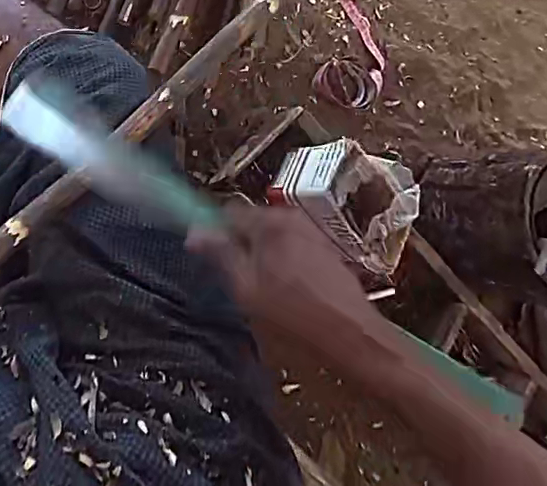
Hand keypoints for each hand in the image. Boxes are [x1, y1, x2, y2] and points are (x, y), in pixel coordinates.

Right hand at [188, 204, 381, 354]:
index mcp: (269, 221)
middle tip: (241, 281)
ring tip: (266, 290)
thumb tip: (195, 233)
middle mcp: (291, 215)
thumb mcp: (247, 291)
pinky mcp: (324, 244)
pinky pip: (290, 243)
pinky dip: (282, 259)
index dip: (215, 233)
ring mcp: (310, 228)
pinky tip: (289, 290)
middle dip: (241, 245)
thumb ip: (221, 256)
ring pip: (271, 234)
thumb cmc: (295, 318)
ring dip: (262, 254)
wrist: (351, 335)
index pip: (228, 212)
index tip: (212, 259)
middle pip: (251, 221)